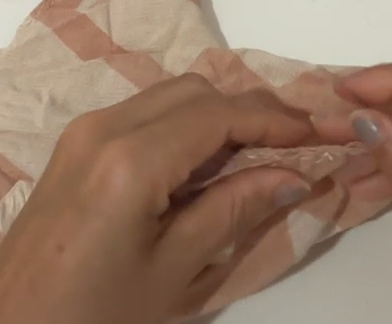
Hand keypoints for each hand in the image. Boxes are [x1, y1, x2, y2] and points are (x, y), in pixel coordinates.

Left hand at [0, 74, 314, 323]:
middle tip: (292, 142)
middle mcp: (105, 124)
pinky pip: (141, 112)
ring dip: (213, 112)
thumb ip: (232, 211)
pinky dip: (180, 123)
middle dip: (246, 108)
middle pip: (192, 90)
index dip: (271, 119)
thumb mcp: (173, 272)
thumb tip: (290, 174)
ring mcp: (84, 129)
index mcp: (131, 157)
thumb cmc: (95, 315)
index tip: (316, 130)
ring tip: (257, 151)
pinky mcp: (75, 143)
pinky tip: (203, 159)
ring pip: (166, 95)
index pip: (216, 114)